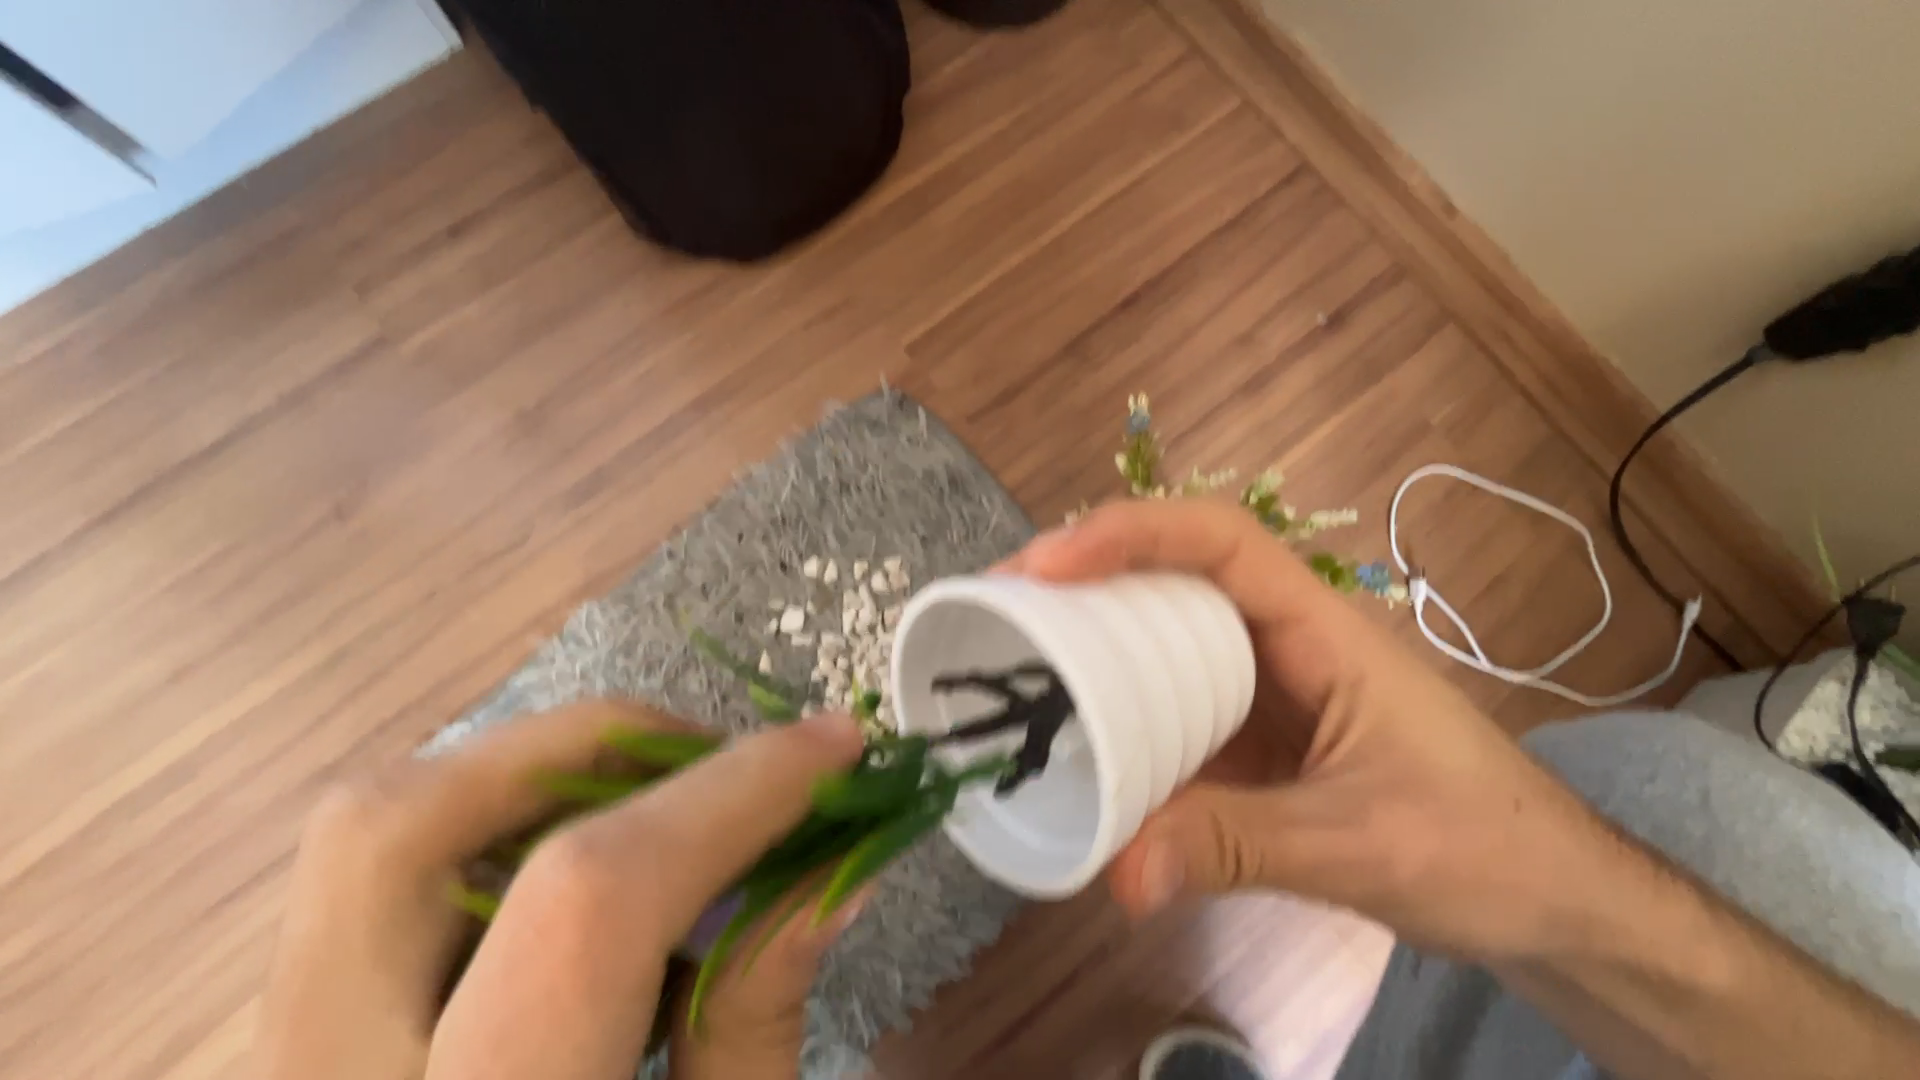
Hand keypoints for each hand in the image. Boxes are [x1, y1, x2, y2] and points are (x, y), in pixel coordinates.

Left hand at [253, 702, 868, 1079]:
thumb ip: (758, 1024)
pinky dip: (498, 839)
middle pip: (399, 828)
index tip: (836, 743)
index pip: (589, 902)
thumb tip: (832, 870)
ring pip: (369, 841)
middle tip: (714, 756)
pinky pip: (376, 894)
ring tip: (657, 807)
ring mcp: (268, 1077)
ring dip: (536, 780)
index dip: (734, 791)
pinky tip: (582, 887)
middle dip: (591, 747)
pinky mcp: (282, 1064)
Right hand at [1003, 498, 1607, 958]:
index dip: (1129, 533)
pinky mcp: (1252, 736)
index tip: (1045, 563)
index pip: (1219, 540)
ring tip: (1015, 657)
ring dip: (1093, 638)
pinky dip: (1119, 709)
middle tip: (1001, 608)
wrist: (1552, 900)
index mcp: (1320, 629)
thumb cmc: (1485, 848)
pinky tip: (1075, 735)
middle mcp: (1283, 641)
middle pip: (1173, 576)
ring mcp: (1264, 689)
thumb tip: (1116, 874)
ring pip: (1166, 638)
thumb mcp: (1361, 845)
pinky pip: (1172, 704)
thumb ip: (1237, 846)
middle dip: (1085, 578)